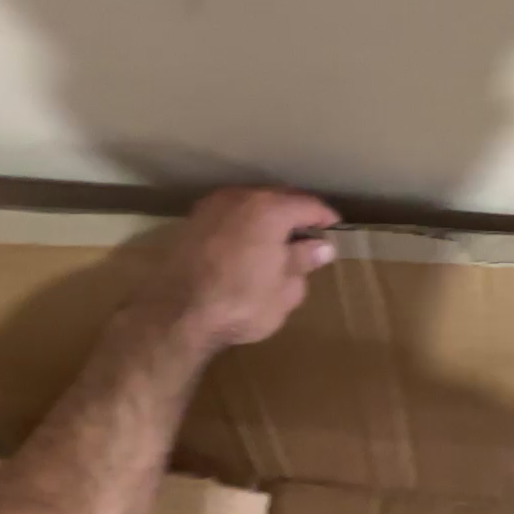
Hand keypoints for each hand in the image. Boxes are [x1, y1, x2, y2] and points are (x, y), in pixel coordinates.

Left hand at [124, 187, 339, 351]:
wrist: (178, 315)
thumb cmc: (241, 304)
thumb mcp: (286, 290)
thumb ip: (303, 262)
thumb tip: (320, 247)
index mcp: (270, 210)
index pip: (308, 205)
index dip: (325, 219)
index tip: (335, 231)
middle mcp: (240, 198)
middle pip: (278, 199)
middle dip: (297, 216)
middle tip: (311, 238)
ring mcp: (212, 207)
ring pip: (251, 205)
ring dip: (269, 220)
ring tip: (281, 244)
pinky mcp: (193, 223)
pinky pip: (231, 216)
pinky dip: (246, 227)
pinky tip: (251, 248)